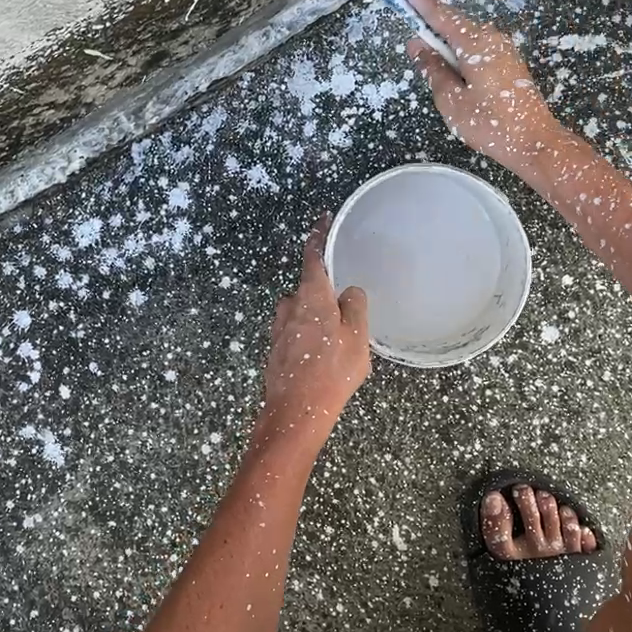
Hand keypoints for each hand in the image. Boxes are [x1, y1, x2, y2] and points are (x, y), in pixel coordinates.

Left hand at [255, 217, 370, 456]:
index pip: (313, 254)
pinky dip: (309, 335)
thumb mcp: (357, 337)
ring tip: (338, 343)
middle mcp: (289, 305)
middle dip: (326, 294)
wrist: (296, 413)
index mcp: (311, 295)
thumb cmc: (331, 372)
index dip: (319, 234)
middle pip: (309, 287)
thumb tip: (349, 291)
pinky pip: (296, 330)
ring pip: (302, 311)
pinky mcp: (275, 346)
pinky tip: (322, 357)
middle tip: (347, 313)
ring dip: (317, 318)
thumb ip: (355, 306)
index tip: (324, 219)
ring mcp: (278, 326)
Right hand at [400, 0, 572, 172]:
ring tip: (426, 55)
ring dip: (444, 39)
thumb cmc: (491, 124)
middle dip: (428, 21)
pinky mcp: (507, 63)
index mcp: (474, 44)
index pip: (439, 13)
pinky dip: (458, 50)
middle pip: (453, 23)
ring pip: (465, 36)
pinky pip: (475, 47)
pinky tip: (449, 66)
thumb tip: (418, 46)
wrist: (534, 142)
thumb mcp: (451, 100)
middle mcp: (490, 39)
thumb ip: (433, 69)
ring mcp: (502, 50)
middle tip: (406, 23)